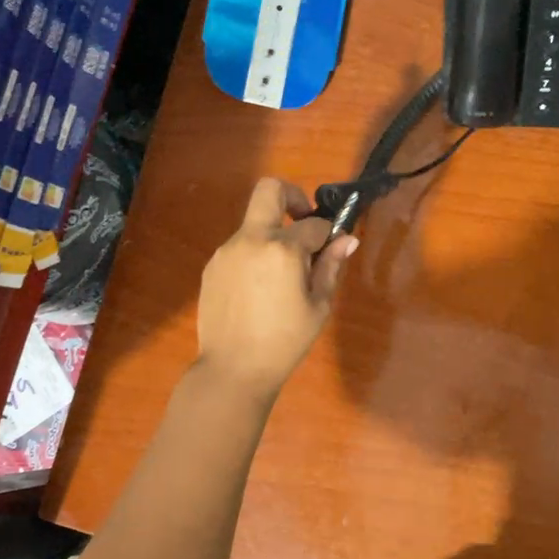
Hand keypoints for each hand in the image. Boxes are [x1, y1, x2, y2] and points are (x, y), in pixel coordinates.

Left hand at [196, 178, 359, 397]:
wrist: (234, 368)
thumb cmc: (285, 341)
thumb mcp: (318, 306)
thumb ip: (330, 267)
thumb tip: (346, 239)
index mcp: (283, 250)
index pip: (313, 224)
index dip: (327, 234)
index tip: (332, 247)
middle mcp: (251, 240)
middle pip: (270, 190)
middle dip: (292, 196)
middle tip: (303, 221)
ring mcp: (227, 250)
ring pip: (254, 224)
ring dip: (272, 235)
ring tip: (281, 276)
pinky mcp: (213, 265)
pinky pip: (239, 248)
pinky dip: (255, 256)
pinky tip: (259, 290)